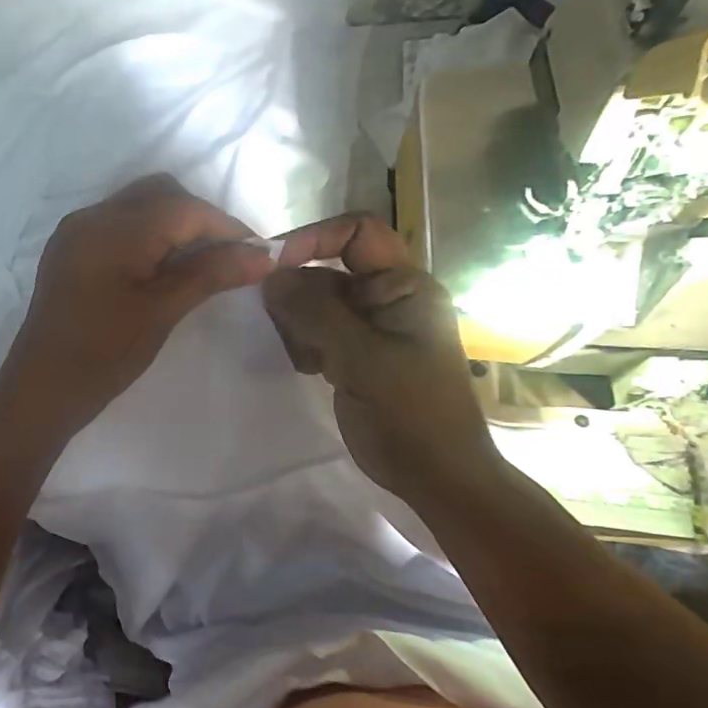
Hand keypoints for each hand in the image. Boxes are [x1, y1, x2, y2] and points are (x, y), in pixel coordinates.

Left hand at [6, 174, 276, 430]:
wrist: (42, 389)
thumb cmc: (105, 354)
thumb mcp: (162, 312)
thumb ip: (212, 273)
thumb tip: (266, 254)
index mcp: (113, 229)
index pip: (184, 208)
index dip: (227, 226)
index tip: (259, 251)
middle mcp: (92, 216)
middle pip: (160, 192)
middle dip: (199, 217)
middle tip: (227, 256)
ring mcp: (76, 230)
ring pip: (139, 204)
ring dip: (174, 222)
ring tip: (199, 262)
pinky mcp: (70, 248)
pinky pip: (118, 222)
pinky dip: (148, 233)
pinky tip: (161, 266)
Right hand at [261, 214, 503, 499]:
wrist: (438, 475)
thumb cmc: (411, 412)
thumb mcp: (361, 357)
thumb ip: (314, 312)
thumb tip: (269, 276)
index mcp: (405, 286)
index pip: (356, 232)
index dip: (314, 238)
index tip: (273, 266)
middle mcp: (389, 298)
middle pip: (328, 270)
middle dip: (299, 293)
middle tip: (285, 328)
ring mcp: (372, 328)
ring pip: (318, 302)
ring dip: (299, 323)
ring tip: (304, 358)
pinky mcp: (358, 354)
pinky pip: (320, 331)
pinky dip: (305, 344)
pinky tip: (310, 370)